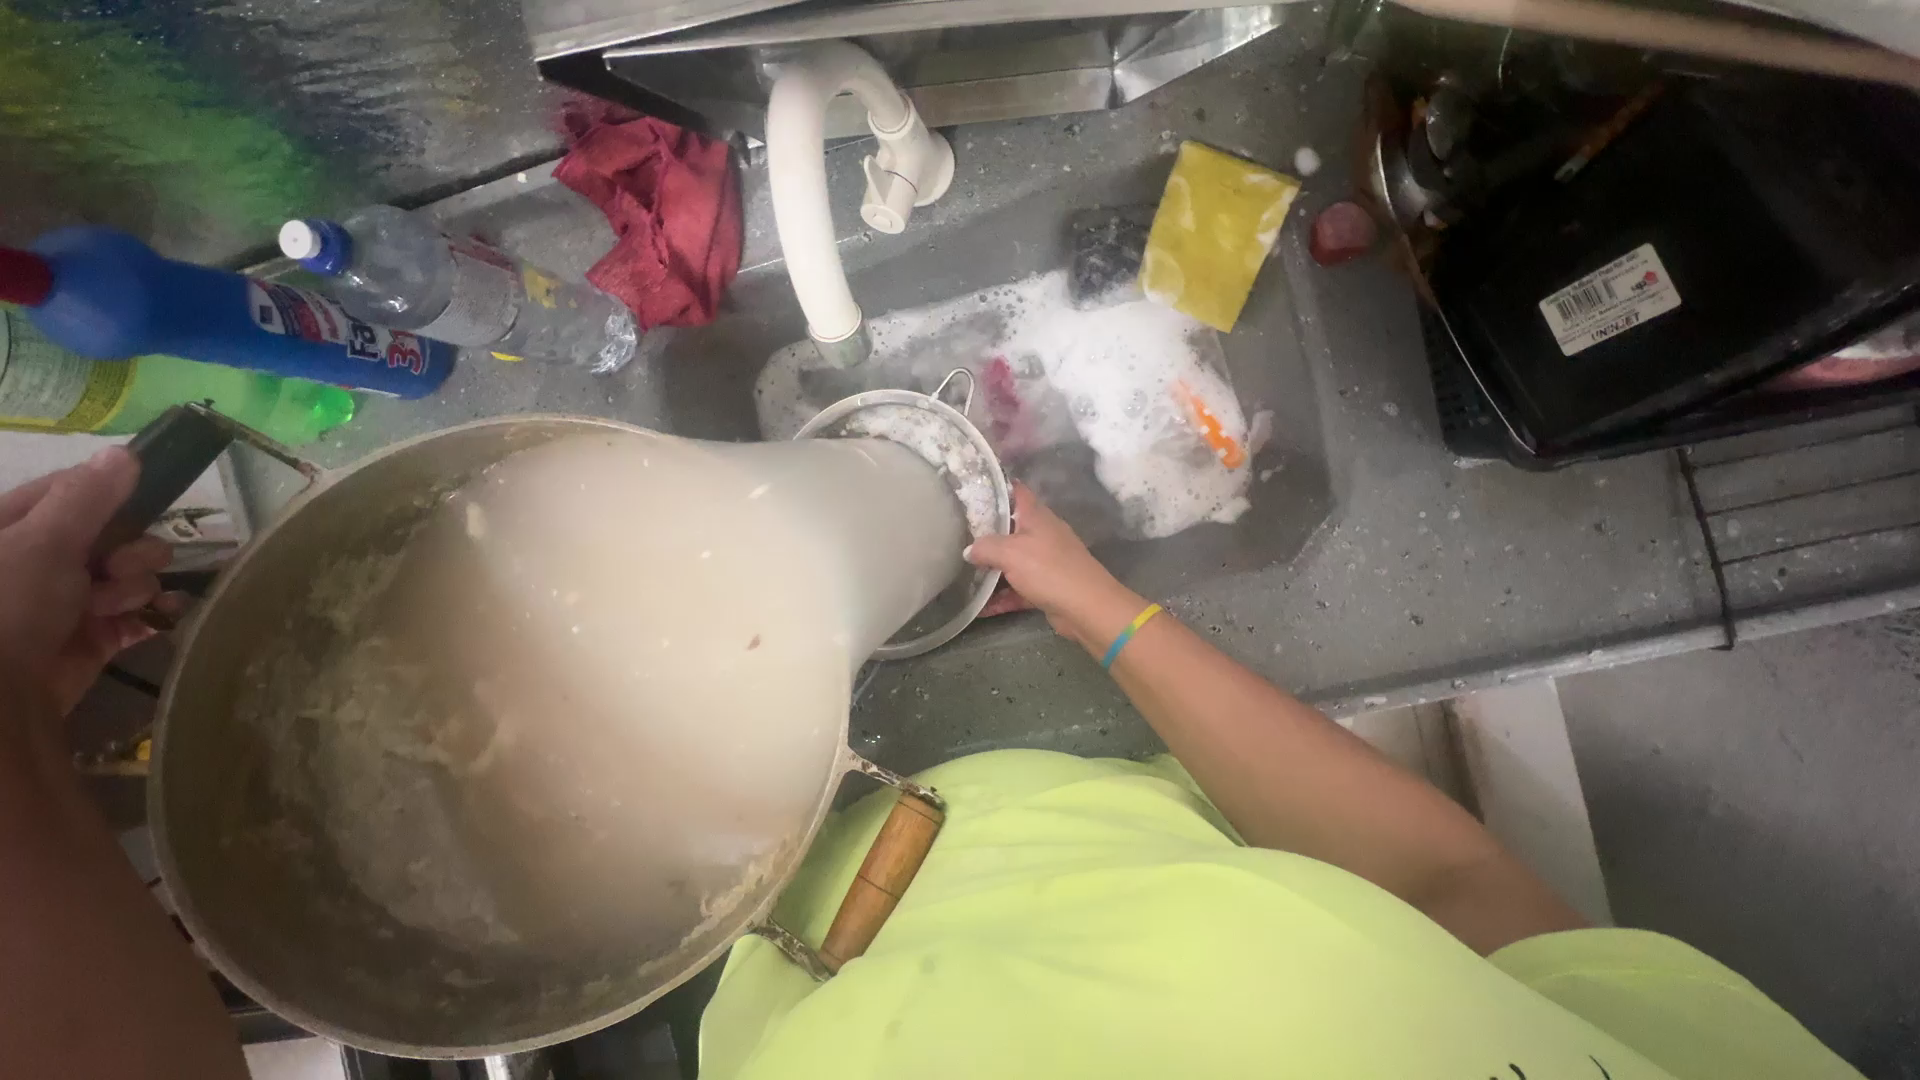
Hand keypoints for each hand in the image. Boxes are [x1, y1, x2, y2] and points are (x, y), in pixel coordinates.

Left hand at [0, 448, 173, 717]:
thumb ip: (88, 498)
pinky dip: (157, 612)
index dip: (110, 498)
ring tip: (111, 606)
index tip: (133, 510)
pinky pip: (144, 612)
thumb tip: (126, 452)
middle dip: (131, 552)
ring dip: (135, 588)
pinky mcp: (95, 634)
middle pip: (115, 535)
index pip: (72, 493)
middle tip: (115, 569)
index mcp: (8, 530)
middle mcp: (36, 561)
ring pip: (133, 574)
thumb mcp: (42, 543)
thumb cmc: (4, 607)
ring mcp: (67, 600)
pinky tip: (165, 614)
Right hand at [963, 483, 1148, 654]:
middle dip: (986, 533)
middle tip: (957, 534)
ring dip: (992, 570)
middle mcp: (1042, 535)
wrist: (1086, 607)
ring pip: (1013, 561)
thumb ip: (985, 547)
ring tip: (963, 574)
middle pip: (1011, 528)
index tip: (974, 486)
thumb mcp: (1011, 552)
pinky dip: (1001, 597)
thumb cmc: (1048, 569)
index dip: (997, 485)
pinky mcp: (1046, 587)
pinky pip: (1018, 589)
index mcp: (1036, 516)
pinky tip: (979, 609)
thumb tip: (969, 550)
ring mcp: (1045, 562)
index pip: (1017, 491)